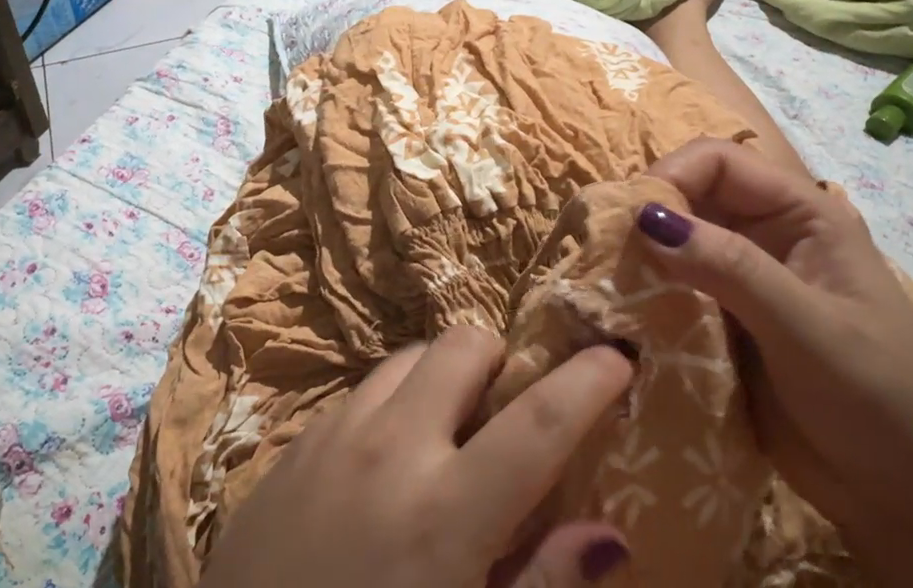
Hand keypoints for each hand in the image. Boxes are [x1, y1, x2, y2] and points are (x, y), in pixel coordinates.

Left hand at [197, 327, 635, 587]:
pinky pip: (360, 391)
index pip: (537, 421)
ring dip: (442, 377)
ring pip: (407, 358)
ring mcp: (335, 436)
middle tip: (510, 405)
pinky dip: (393, 402)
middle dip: (501, 361)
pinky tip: (388, 456)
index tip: (617, 356)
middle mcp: (391, 449)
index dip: (587, 381)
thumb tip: (609, 537)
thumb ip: (541, 586)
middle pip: (462, 347)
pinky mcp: (295, 443)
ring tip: (449, 428)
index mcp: (448, 511)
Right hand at [634, 139, 912, 587]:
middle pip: (690, 198)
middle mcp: (768, 237)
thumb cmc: (878, 399)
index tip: (631, 219)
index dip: (671, 175)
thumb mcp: (807, 327)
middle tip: (606, 253)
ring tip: (604, 283)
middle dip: (647, 217)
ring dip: (640, 259)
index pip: (720, 162)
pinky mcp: (723, 324)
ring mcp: (744, 282)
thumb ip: (731, 268)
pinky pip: (673, 292)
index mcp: (804, 215)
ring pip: (676, 245)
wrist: (907, 498)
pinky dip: (645, 295)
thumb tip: (646, 218)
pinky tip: (621, 313)